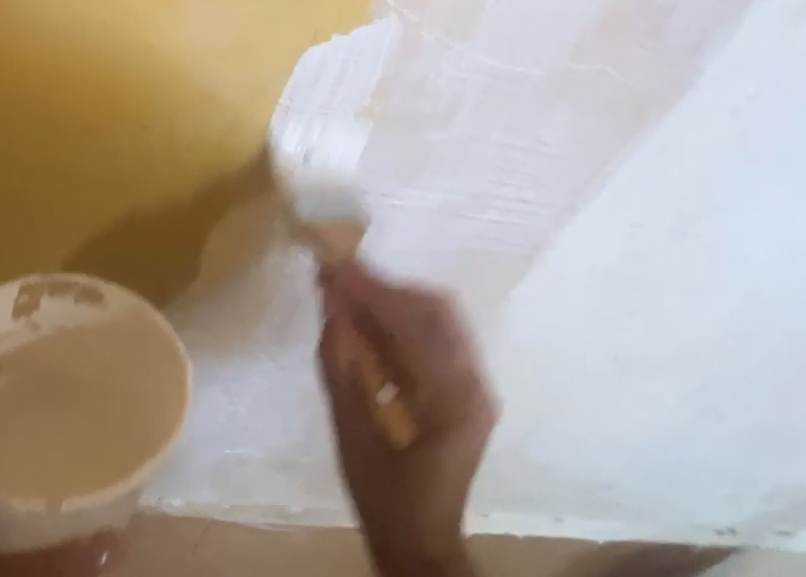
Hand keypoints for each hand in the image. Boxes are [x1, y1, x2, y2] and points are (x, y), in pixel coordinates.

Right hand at [318, 262, 496, 576]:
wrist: (420, 540)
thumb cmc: (382, 494)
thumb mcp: (350, 429)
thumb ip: (340, 362)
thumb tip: (330, 302)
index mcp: (452, 400)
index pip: (411, 324)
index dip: (368, 288)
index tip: (331, 265)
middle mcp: (474, 385)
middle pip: (433, 310)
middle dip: (381, 286)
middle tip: (335, 274)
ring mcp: (475, 387)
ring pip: (436, 318)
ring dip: (389, 299)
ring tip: (344, 290)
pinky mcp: (466, 389)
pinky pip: (434, 338)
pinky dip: (397, 321)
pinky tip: (365, 319)